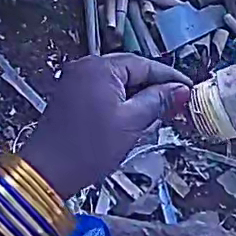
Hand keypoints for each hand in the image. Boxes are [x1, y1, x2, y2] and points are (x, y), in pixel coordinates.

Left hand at [22, 54, 190, 195]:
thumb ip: (158, 101)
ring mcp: (75, 80)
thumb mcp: (132, 123)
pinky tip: (133, 119)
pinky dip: (121, 102)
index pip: (145, 64)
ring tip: (158, 115)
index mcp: (100, 67)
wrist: (48, 171)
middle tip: (177, 105)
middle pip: (131, 70)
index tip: (187, 89)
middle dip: (155, 88)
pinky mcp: (71, 96)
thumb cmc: (85, 148)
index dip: (170, 78)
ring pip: (118, 82)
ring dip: (138, 96)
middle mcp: (85, 67)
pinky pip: (103, 91)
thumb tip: (179, 90)